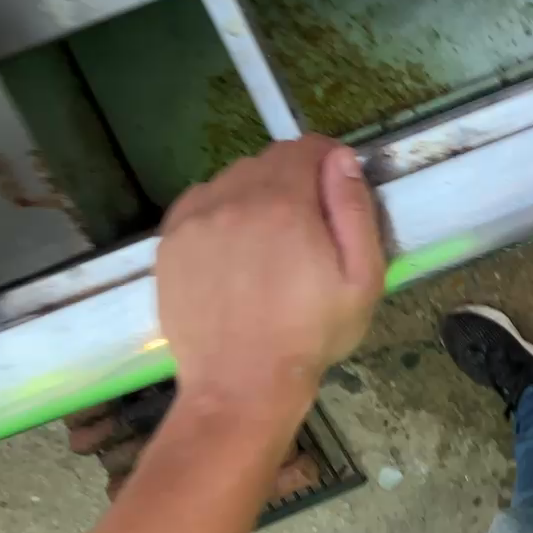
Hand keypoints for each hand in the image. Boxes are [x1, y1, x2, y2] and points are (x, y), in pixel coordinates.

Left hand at [156, 136, 385, 419]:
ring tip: (272, 238)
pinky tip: (237, 245)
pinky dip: (223, 209)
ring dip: (259, 192)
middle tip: (311, 223)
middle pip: (270, 160)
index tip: (338, 187)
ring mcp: (195, 220)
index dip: (330, 160)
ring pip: (234, 178)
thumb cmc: (313, 333)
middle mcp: (234, 199)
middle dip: (297, 178)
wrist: (240, 385)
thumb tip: (342, 159)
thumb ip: (355, 210)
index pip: (307, 147)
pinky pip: (202, 201)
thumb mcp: (363, 278)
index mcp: (286, 204)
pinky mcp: (169, 243)